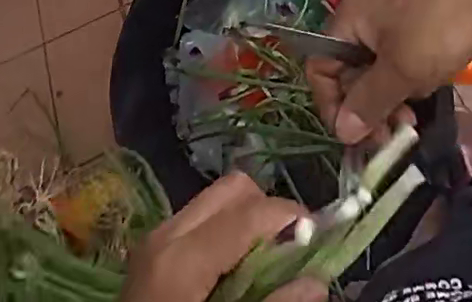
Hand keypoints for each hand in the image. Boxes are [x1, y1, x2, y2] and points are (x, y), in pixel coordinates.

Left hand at [122, 174, 321, 301]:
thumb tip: (319, 282)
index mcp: (181, 259)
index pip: (249, 212)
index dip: (290, 218)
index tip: (317, 238)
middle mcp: (165, 234)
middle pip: (233, 189)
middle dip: (268, 210)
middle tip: (290, 249)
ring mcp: (155, 238)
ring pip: (217, 198)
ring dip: (247, 219)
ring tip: (264, 261)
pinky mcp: (152, 250)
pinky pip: (201, 218)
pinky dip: (226, 230)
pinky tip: (233, 270)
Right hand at [308, 0, 471, 143]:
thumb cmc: (436, 29)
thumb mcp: (400, 71)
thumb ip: (368, 103)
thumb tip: (341, 133)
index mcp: (349, 20)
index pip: (321, 67)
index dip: (332, 104)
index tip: (356, 135)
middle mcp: (363, 19)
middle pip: (348, 73)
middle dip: (367, 107)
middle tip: (391, 136)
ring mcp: (391, 23)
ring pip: (376, 72)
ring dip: (389, 101)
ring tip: (411, 122)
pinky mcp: (415, 29)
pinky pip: (398, 63)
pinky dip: (405, 84)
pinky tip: (424, 94)